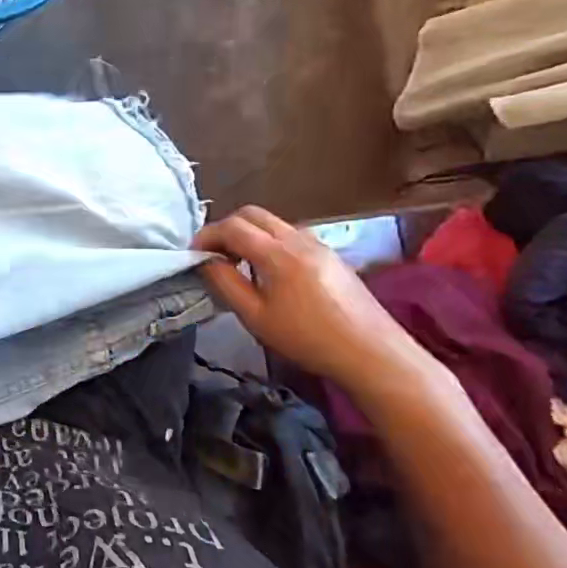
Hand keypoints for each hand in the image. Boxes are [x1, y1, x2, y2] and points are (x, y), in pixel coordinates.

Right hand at [193, 207, 432, 393]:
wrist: (372, 353)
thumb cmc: (307, 338)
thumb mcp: (256, 317)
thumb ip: (226, 283)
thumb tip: (207, 261)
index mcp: (277, 253)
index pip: (232, 227)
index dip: (207, 236)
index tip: (194, 255)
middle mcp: (298, 239)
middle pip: (252, 214)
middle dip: (226, 228)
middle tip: (214, 255)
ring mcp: (317, 244)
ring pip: (273, 223)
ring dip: (249, 234)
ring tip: (239, 264)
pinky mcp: (330, 255)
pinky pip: (290, 235)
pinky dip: (269, 242)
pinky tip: (269, 272)